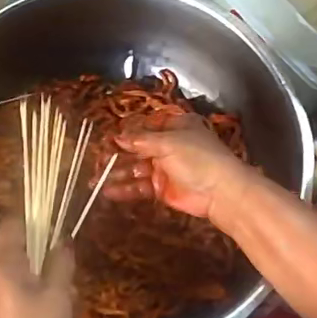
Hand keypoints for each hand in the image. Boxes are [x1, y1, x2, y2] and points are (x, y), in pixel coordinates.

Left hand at [0, 218, 74, 317]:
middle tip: (63, 236)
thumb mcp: (57, 294)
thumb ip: (60, 262)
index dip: (33, 212)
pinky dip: (31, 270)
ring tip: (61, 260)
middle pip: (13, 239)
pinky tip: (51, 282)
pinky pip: (14, 273)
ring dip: (37, 255)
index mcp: (4, 262)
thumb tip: (64, 239)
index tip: (54, 208)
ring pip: (15, 257)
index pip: (13, 222)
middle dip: (38, 235)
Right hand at [106, 113, 253, 220]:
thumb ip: (140, 140)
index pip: (144, 125)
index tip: (106, 137)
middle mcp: (168, 145)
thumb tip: (118, 137)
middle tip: (95, 159)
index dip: (126, 131)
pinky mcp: (161, 188)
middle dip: (116, 154)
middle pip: (137, 147)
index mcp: (174, 126)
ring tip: (95, 179)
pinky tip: (108, 191)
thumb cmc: (198, 158)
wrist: (221, 192)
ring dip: (116, 173)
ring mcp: (164, 167)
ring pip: (134, 168)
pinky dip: (125, 189)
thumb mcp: (168, 143)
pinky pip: (139, 186)